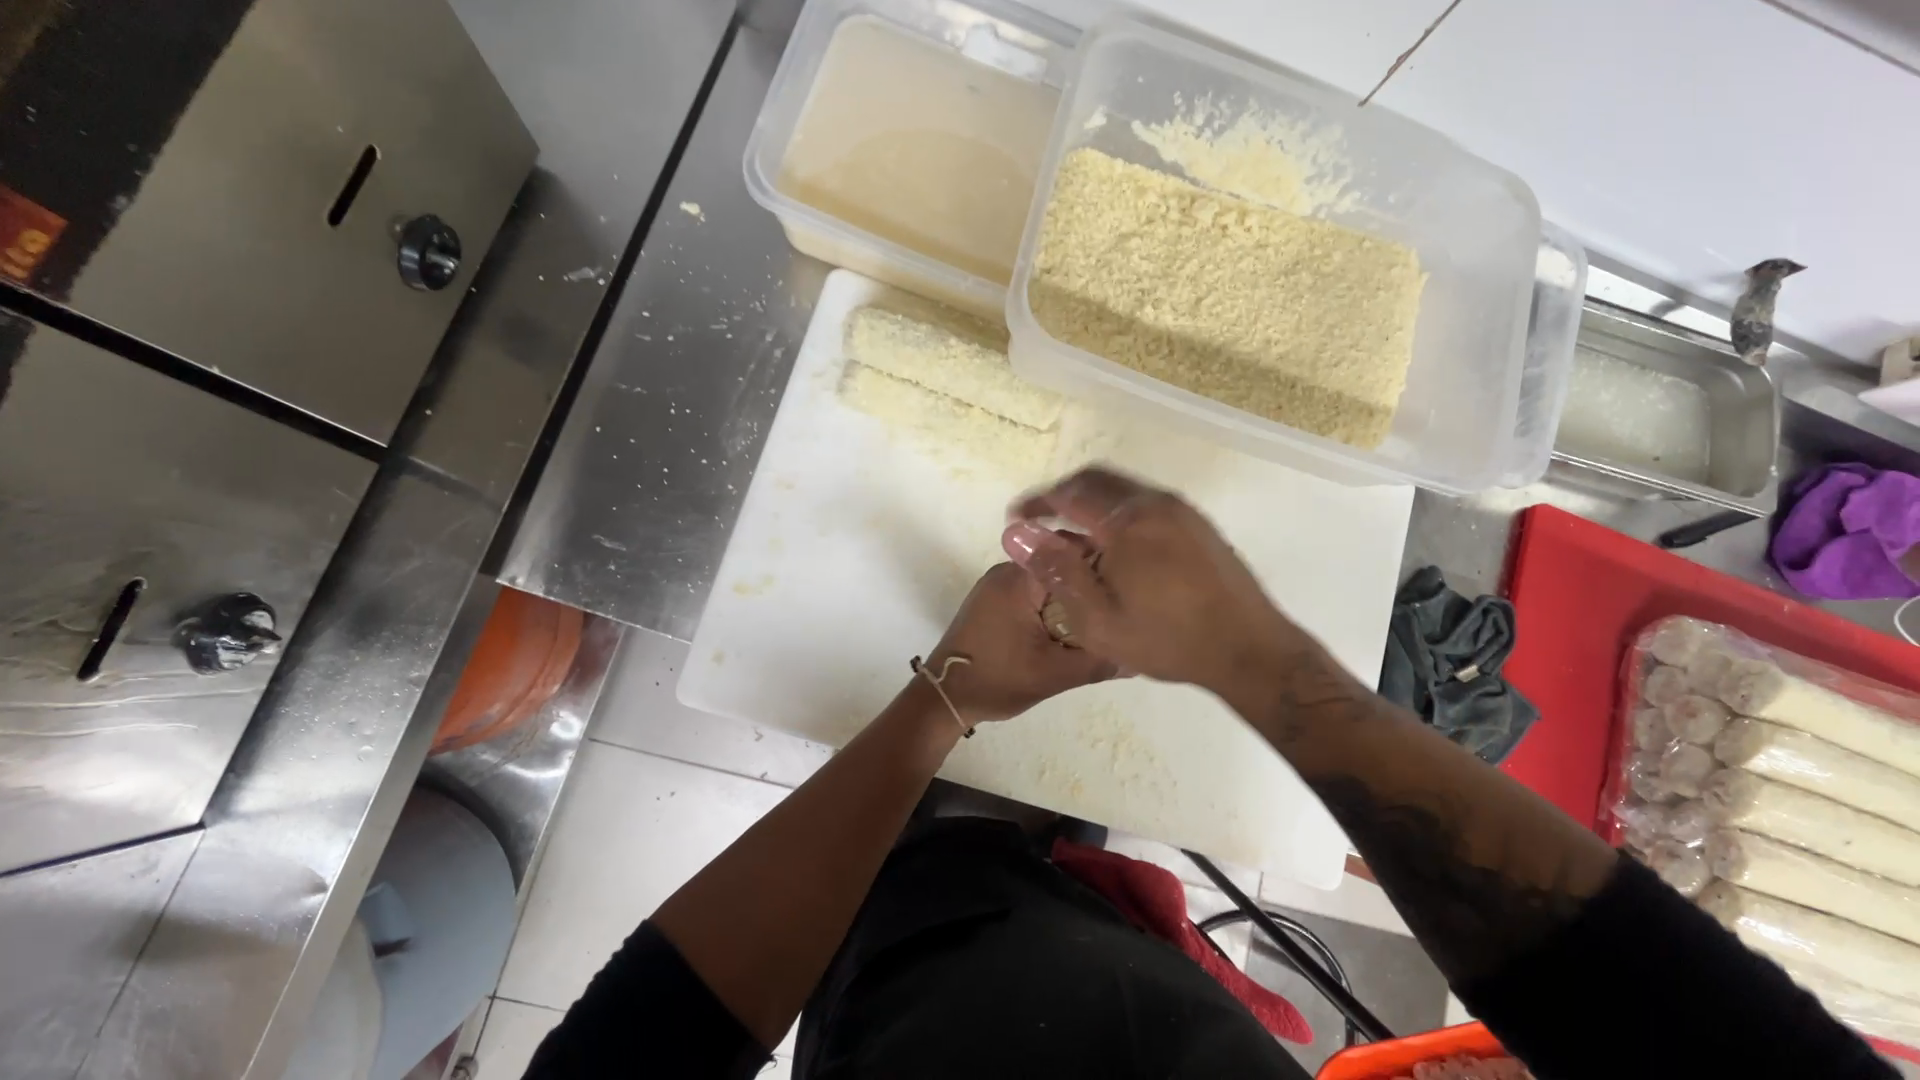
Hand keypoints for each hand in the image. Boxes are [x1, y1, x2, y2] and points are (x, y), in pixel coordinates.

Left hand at [921, 562, 1117, 725]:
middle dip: (1091, 582)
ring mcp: (999, 584)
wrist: (944, 698)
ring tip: (1103, 619)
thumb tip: (1140, 653)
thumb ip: (1099, 660)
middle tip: (1122, 607)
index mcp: (1019, 578)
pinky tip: (1073, 629)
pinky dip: (1055, 605)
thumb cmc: (996, 681)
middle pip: (1063, 562)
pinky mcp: (995, 600)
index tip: (1131, 587)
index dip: (1106, 566)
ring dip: (1073, 596)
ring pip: (1050, 578)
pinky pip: (1035, 591)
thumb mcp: (1054, 675)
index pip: (1073, 551)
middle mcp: (1008, 571)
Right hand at [1000, 467, 1319, 702]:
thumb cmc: (1167, 639)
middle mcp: (1156, 503)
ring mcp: (1183, 511)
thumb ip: (1056, 570)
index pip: (1069, 493)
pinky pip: (1147, 503)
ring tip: (1074, 537)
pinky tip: (1116, 548)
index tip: (1017, 520)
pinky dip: (1119, 512)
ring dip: (1093, 503)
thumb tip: (1016, 534)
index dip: (1037, 504)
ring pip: (1125, 490)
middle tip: (1041, 522)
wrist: (1249, 649)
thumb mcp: (1098, 618)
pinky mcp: (1199, 525)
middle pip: (1098, 481)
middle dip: (1063, 496)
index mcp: (1128, 522)